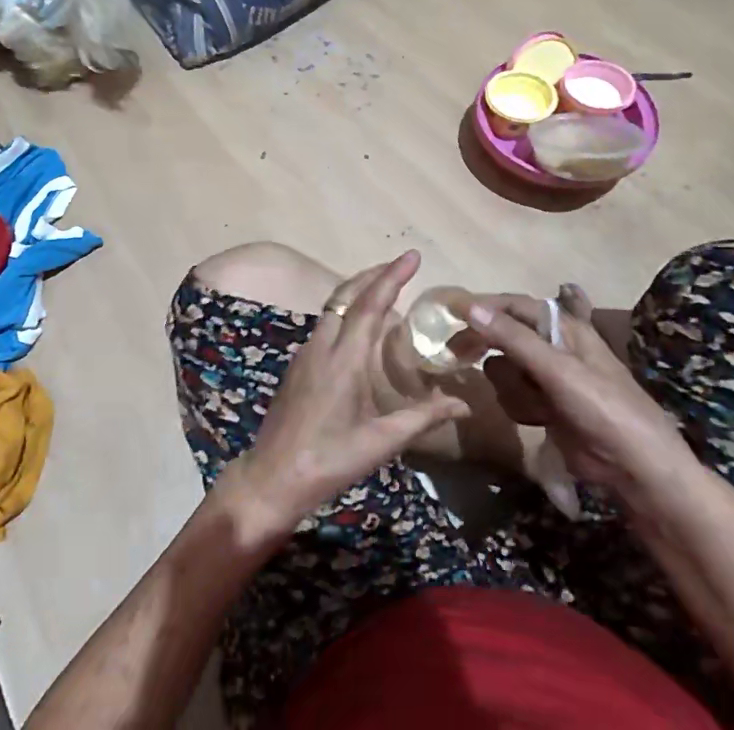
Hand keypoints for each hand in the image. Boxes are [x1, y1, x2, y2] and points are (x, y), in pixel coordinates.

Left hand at [217, 251, 471, 542]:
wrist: (271, 477)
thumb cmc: (328, 461)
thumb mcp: (381, 442)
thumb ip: (422, 418)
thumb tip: (462, 404)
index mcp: (343, 360)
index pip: (370, 305)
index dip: (391, 277)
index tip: (412, 256)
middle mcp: (320, 348)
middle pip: (345, 296)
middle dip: (373, 274)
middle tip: (401, 265)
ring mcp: (304, 356)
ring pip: (332, 309)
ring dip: (358, 293)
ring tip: (386, 290)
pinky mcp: (297, 368)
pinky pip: (324, 327)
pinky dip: (346, 314)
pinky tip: (360, 330)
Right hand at [467, 291, 696, 501]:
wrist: (633, 466)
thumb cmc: (603, 408)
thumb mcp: (557, 369)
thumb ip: (513, 338)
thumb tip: (470, 307)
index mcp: (564, 328)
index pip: (514, 305)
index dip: (483, 306)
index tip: (450, 313)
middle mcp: (554, 347)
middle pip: (503, 336)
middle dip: (487, 348)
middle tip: (458, 355)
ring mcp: (548, 378)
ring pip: (504, 370)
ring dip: (511, 387)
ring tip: (534, 404)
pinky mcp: (545, 406)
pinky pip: (513, 396)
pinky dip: (520, 407)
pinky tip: (539, 420)